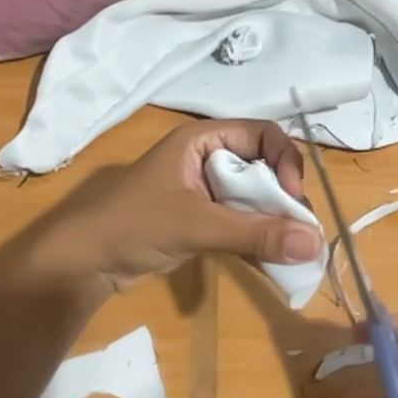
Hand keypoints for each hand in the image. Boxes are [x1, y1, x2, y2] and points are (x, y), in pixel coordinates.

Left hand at [5, 119, 323, 297]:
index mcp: (201, 140)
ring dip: (275, 220)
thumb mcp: (196, 225)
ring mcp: (204, 191)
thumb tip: (315, 243)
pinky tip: (276, 260)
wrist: (82, 263)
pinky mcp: (202, 220)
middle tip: (298, 230)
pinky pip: (242, 221)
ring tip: (294, 249)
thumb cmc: (132, 226)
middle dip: (284, 197)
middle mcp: (207, 159)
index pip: (262, 134)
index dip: (284, 160)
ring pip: (255, 197)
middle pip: (263, 167)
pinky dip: (259, 237)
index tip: (291, 196)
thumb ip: (255, 233)